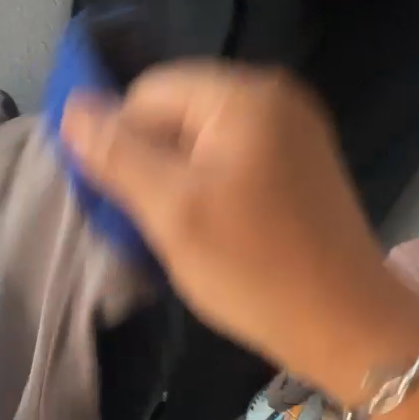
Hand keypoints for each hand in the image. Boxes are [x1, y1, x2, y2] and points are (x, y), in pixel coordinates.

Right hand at [60, 62, 418, 395]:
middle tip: (145, 227)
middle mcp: (274, 100)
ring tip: (175, 237)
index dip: (118, 142)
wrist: (345, 327)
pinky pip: (232, 169)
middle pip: (177, 116)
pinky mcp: (300, 174)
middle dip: (149, 167)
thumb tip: (73, 111)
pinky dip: (207, 198)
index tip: (113, 204)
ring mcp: (293, 137)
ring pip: (201, 148)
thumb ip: (119, 157)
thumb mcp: (175, 213)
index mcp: (244, 95)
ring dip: (175, 188)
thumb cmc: (256, 272)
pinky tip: (206, 238)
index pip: (148, 92)